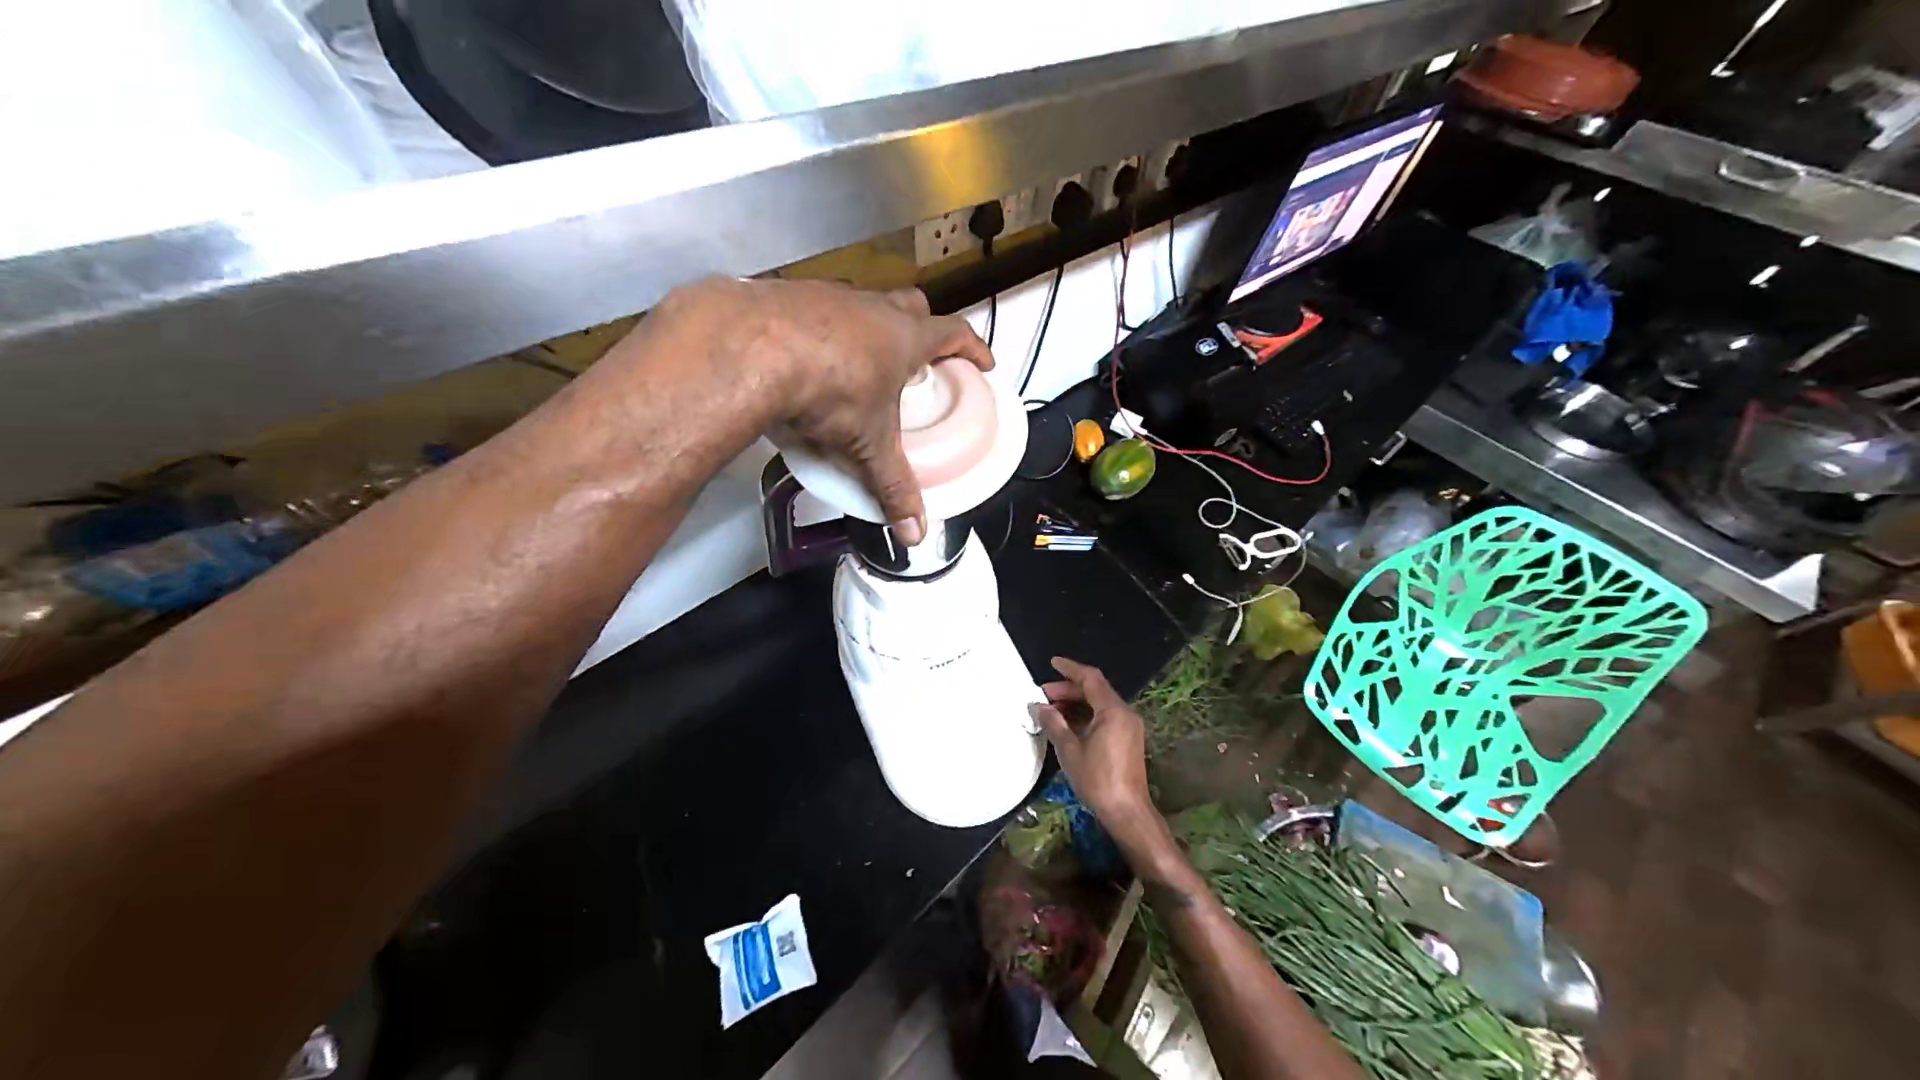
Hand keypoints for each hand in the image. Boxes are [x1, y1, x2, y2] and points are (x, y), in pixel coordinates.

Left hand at [652, 278, 992, 544]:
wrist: (754, 350)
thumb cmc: (829, 389)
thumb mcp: (868, 445)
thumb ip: (894, 487)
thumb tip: (915, 532)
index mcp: (904, 337)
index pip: (954, 334)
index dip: (972, 348)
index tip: (982, 362)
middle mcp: (872, 308)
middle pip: (912, 305)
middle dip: (921, 328)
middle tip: (917, 360)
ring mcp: (830, 296)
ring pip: (861, 304)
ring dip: (868, 327)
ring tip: (860, 363)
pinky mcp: (789, 295)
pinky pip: (815, 308)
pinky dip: (821, 330)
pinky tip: (808, 357)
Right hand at [1033, 657, 1158, 836]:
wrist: (1127, 812)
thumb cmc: (1097, 780)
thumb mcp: (1070, 751)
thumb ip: (1054, 723)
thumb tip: (1039, 707)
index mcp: (1113, 711)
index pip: (1091, 679)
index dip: (1070, 669)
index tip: (1053, 662)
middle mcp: (1124, 714)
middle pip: (1095, 690)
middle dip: (1069, 689)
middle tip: (1044, 694)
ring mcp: (1128, 727)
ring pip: (1100, 704)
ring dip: (1076, 703)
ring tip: (1051, 709)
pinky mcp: (1127, 740)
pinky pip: (1105, 717)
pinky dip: (1086, 715)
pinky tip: (1067, 724)